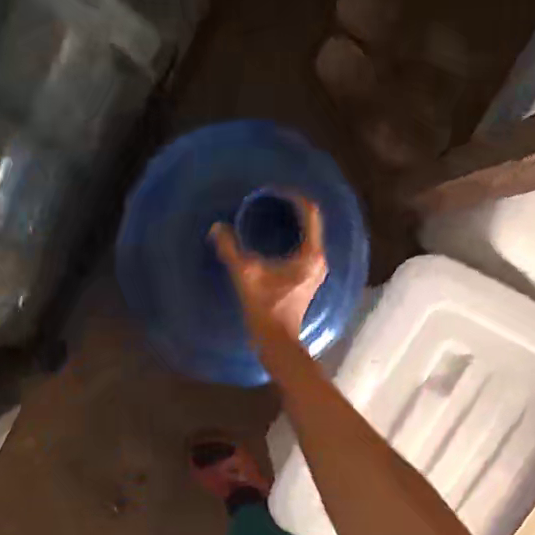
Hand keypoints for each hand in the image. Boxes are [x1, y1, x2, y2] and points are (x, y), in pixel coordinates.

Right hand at [210, 194, 327, 345]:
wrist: (277, 343)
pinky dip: (291, 239)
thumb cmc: (265, 310)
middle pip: (310, 222)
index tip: (273, 191)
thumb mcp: (245, 276)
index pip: (310, 212)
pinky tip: (273, 239)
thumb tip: (216, 228)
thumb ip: (230, 250)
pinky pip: (303, 248)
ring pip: (307, 236)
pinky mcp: (308, 280)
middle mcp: (319, 259)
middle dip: (290, 209)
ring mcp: (315, 271)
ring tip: (269, 216)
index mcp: (310, 254)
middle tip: (267, 201)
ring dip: (291, 224)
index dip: (293, 196)